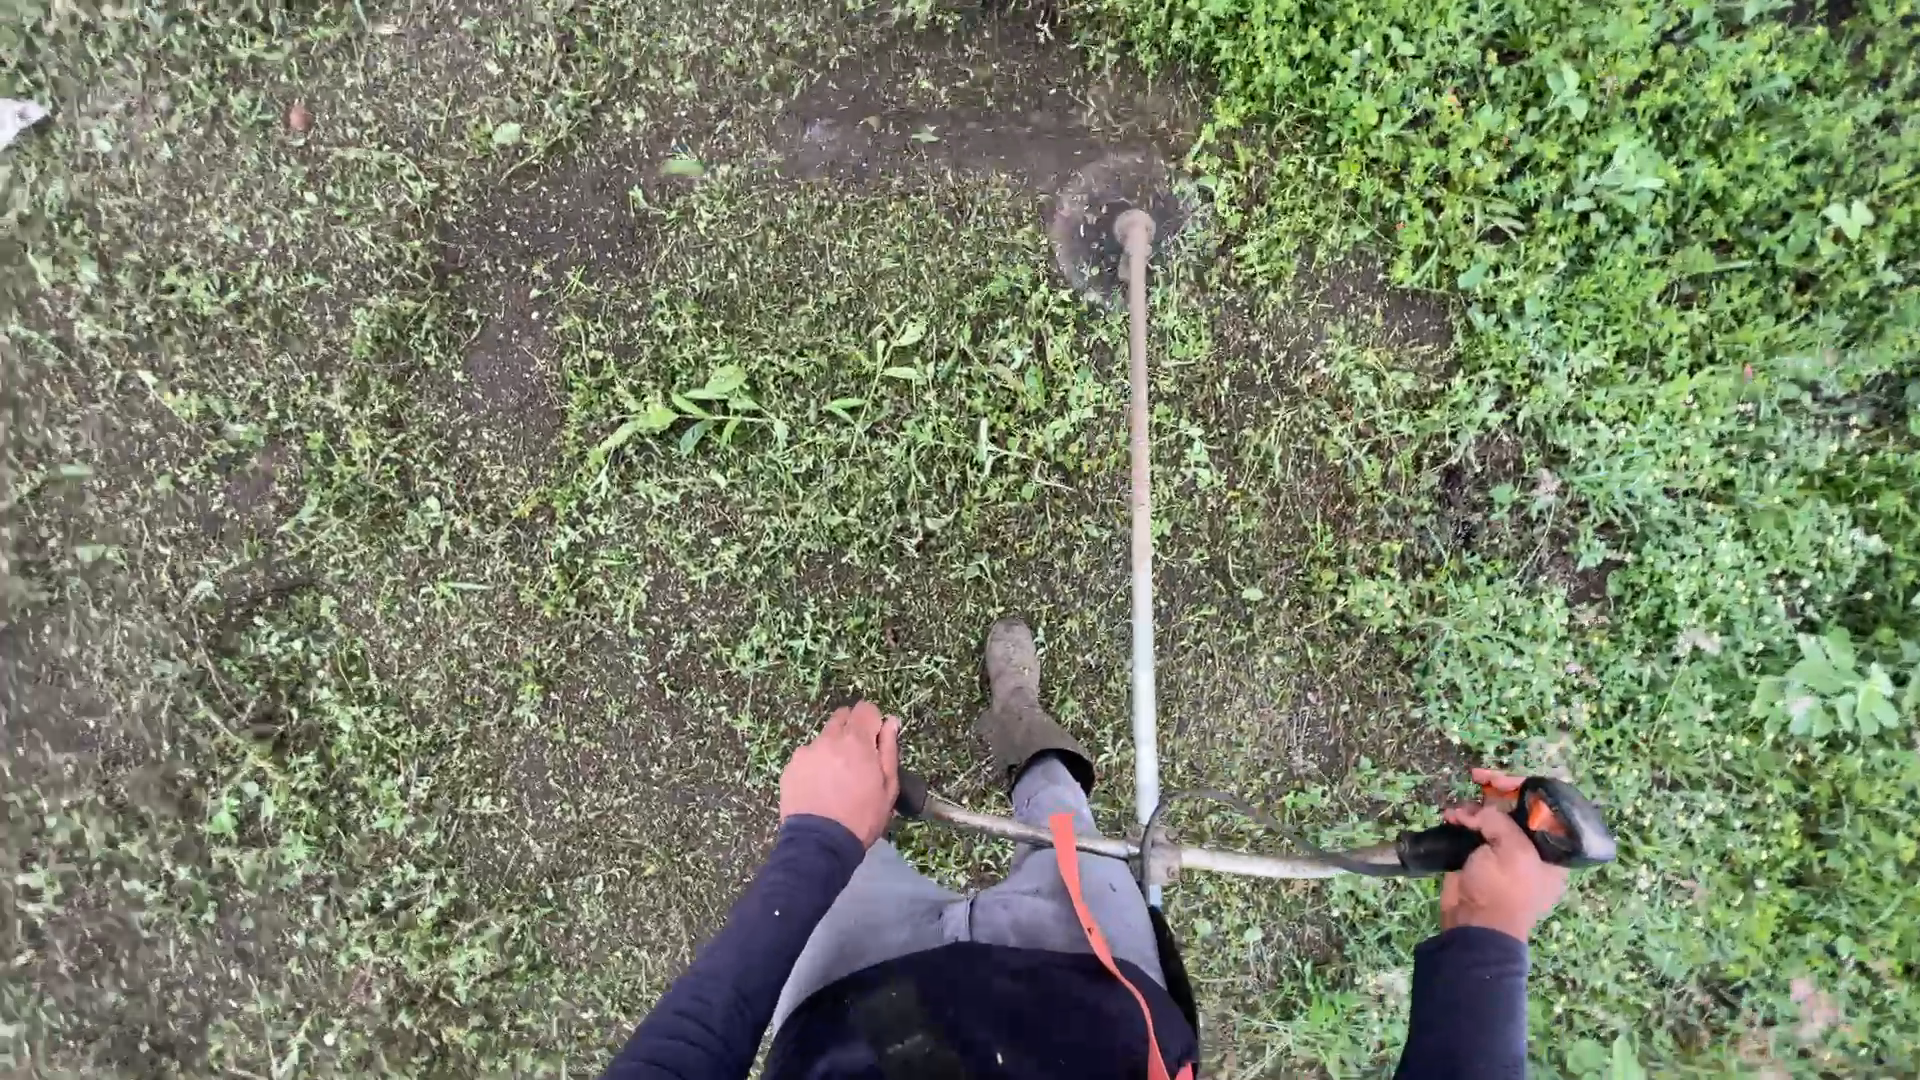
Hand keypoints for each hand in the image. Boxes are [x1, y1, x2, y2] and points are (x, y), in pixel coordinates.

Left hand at [779, 701, 901, 847]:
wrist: (819, 845)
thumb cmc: (862, 817)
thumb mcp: (888, 787)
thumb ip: (889, 749)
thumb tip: (891, 722)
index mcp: (857, 740)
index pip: (866, 708)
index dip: (873, 722)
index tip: (875, 740)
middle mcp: (829, 738)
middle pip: (842, 716)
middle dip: (852, 729)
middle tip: (857, 757)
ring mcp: (807, 752)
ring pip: (824, 737)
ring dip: (832, 747)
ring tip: (836, 777)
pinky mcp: (791, 767)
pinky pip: (807, 755)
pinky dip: (815, 764)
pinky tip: (819, 787)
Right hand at [1438, 768, 1568, 943]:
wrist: (1475, 922)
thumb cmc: (1504, 890)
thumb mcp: (1512, 852)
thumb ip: (1499, 821)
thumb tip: (1473, 812)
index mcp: (1552, 850)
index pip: (1544, 808)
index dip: (1524, 787)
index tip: (1499, 778)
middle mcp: (1532, 846)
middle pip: (1517, 806)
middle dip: (1496, 788)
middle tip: (1476, 776)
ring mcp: (1504, 850)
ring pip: (1492, 813)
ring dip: (1473, 805)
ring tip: (1457, 811)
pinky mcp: (1479, 853)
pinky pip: (1473, 826)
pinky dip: (1461, 817)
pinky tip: (1449, 817)